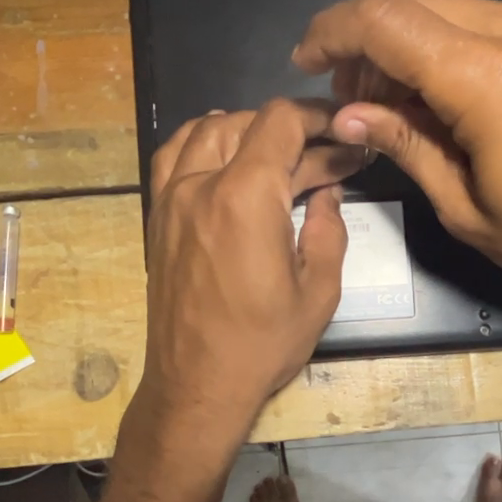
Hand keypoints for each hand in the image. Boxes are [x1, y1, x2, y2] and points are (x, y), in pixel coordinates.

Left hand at [133, 100, 362, 438]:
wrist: (197, 384)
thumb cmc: (263, 344)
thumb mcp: (319, 291)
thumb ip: (328, 230)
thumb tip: (326, 193)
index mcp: (246, 196)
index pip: (280, 122)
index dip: (318, 116)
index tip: (344, 130)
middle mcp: (201, 183)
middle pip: (246, 123)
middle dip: (292, 131)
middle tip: (327, 157)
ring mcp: (171, 199)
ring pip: (205, 131)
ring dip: (247, 130)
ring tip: (280, 152)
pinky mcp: (158, 218)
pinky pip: (173, 157)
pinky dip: (202, 143)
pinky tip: (225, 159)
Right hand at [293, 0, 501, 318]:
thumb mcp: (465, 207)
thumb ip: (404, 146)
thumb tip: (345, 115)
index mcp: (486, 79)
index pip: (384, 21)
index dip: (331, 32)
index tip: (305, 63)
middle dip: (360, 34)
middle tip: (345, 93)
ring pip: (441, 0)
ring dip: (398, 36)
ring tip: (382, 98)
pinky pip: (475, 17)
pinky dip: (436, 41)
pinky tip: (429, 90)